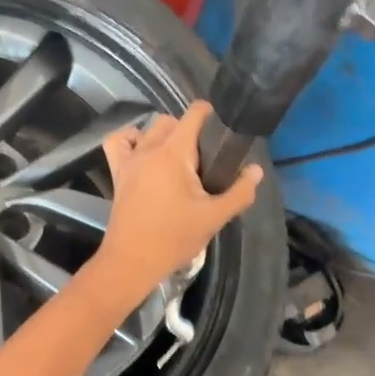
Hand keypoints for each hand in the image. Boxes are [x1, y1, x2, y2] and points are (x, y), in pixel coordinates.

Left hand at [90, 100, 262, 297]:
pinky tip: (143, 153)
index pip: (194, 114)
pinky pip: (119, 142)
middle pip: (172, 121)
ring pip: (148, 129)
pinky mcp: (118, 173)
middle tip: (204, 159)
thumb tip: (256, 170)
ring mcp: (130, 160)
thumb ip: (239, 192)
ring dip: (165, 135)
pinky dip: (131, 139)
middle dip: (190, 131)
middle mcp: (149, 149)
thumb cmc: (174, 238)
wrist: (132, 261)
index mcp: (174, 153)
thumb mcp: (214, 218)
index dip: (211, 114)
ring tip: (178, 160)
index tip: (222, 130)